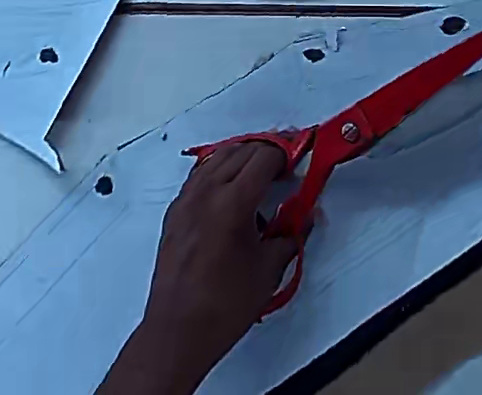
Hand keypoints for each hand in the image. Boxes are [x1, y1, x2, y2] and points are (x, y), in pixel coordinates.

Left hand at [97, 142, 300, 394]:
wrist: (177, 331)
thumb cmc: (223, 306)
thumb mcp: (268, 271)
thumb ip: (290, 235)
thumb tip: (305, 217)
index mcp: (233, 201)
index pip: (264, 157)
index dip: (286, 153)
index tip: (299, 156)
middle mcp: (208, 190)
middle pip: (243, 150)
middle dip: (268, 151)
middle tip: (286, 164)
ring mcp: (188, 197)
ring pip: (219, 156)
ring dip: (243, 156)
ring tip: (261, 171)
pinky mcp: (176, 208)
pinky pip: (201, 173)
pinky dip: (220, 168)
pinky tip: (231, 186)